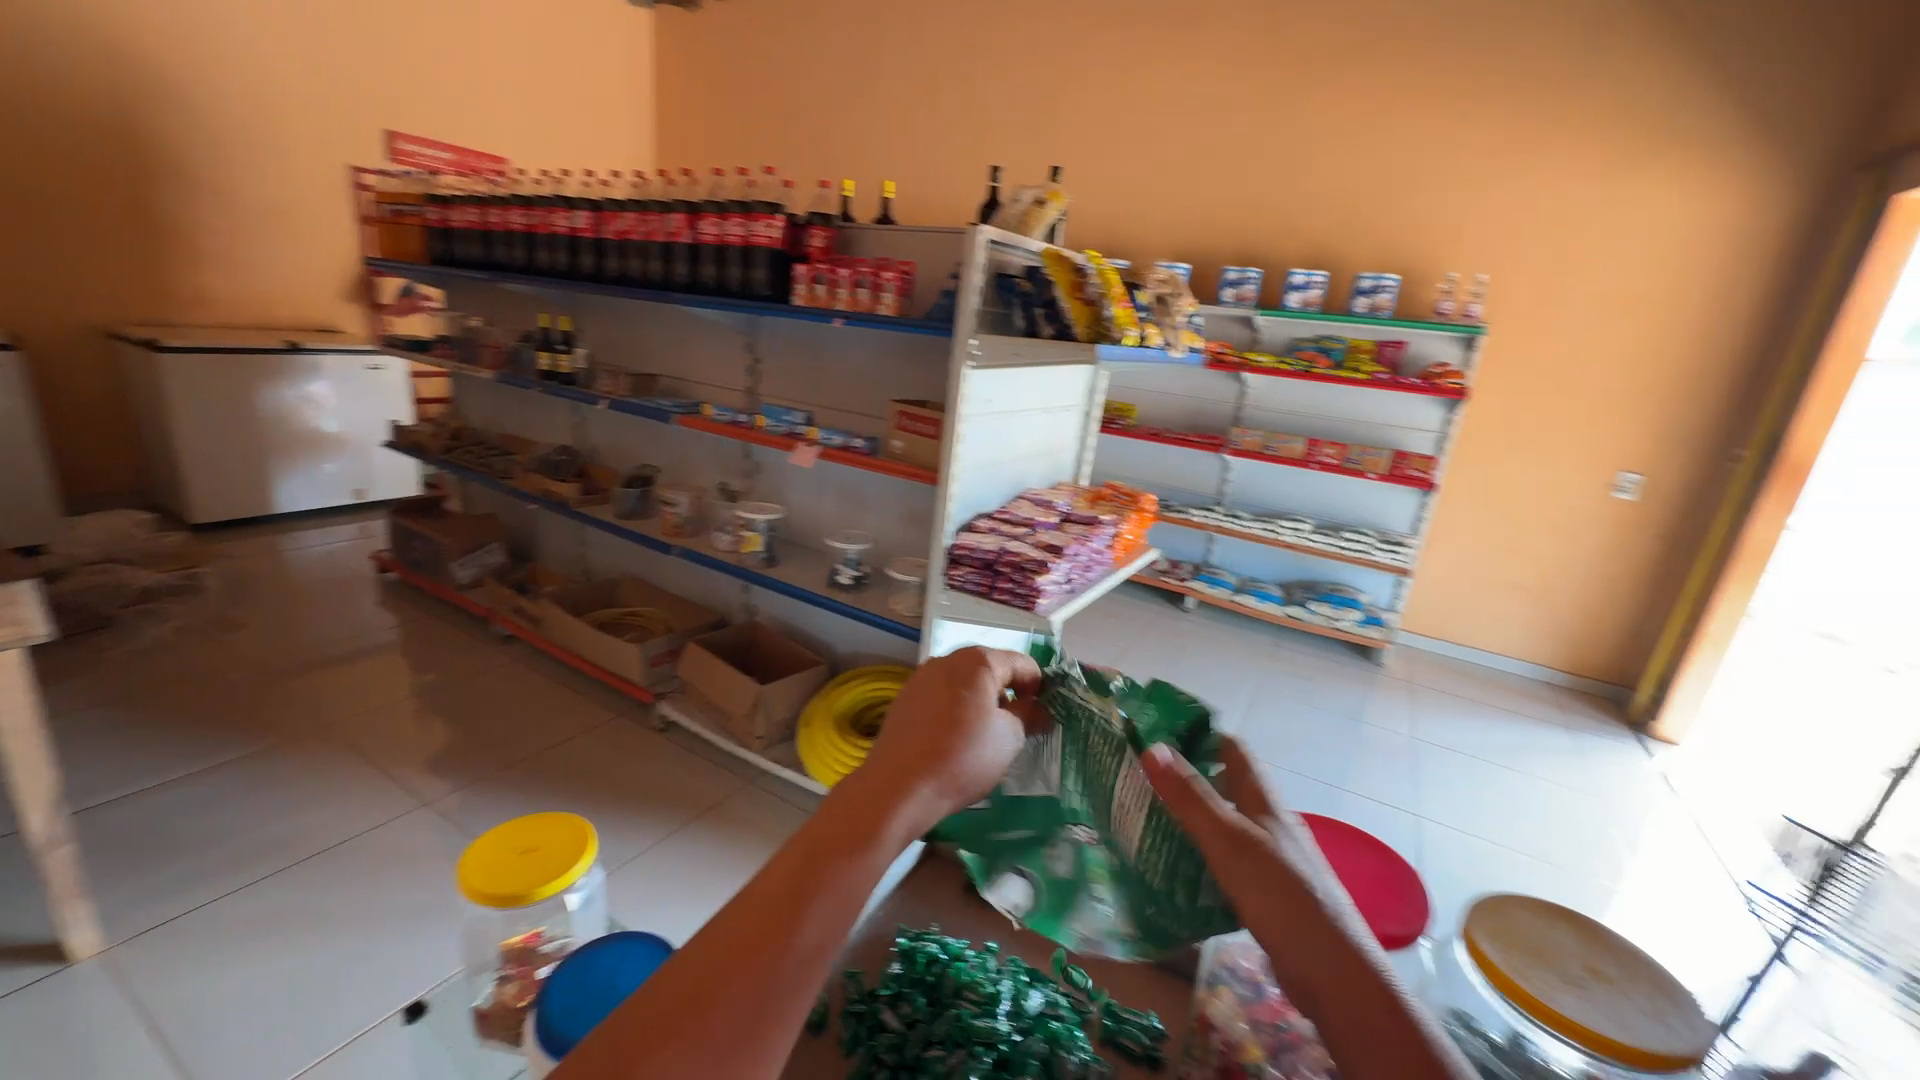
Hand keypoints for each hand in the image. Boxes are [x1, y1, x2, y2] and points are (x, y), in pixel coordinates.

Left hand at [847, 647, 1045, 830]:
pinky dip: (955, 709)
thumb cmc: (963, 757)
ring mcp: (921, 678)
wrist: (899, 786)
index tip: (1042, 713)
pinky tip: (956, 739)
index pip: (1020, 663)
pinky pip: (940, 697)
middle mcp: (947, 660)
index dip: (1038, 686)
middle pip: (989, 668)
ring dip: (980, 701)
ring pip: (963, 683)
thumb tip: (1038, 708)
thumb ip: (1028, 715)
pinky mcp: (904, 699)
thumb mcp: (1009, 738)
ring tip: (986, 735)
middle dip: (1007, 692)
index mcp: (978, 661)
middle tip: (1018, 725)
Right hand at [1140, 736, 1331, 940]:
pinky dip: (1200, 863)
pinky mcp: (1267, 896)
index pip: (1233, 750)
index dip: (1199, 736)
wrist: (1331, 971)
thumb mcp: (1228, 840)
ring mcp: (1271, 861)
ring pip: (1224, 830)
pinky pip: (1226, 866)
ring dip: (1190, 824)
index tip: (1156, 736)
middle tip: (1138, 785)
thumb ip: (1190, 797)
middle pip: (1226, 790)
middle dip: (1185, 782)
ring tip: (1145, 827)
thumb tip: (1152, 746)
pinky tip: (1174, 876)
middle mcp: (1270, 824)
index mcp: (1264, 802)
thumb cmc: (1280, 894)